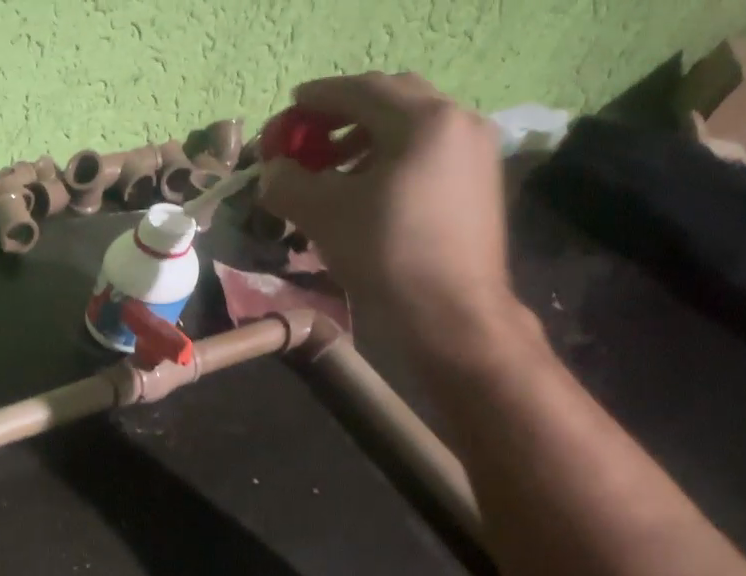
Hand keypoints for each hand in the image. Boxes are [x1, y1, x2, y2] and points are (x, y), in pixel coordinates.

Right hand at [259, 73, 516, 336]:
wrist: (447, 314)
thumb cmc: (384, 256)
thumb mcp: (323, 215)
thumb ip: (289, 183)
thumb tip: (271, 171)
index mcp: (424, 121)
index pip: (362, 90)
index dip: (318, 98)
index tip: (286, 112)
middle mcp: (457, 124)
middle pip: (391, 103)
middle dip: (342, 117)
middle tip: (306, 140)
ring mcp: (472, 155)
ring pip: (408, 131)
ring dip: (362, 142)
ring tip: (327, 171)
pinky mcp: (473, 187)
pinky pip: (422, 157)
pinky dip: (385, 162)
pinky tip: (360, 193)